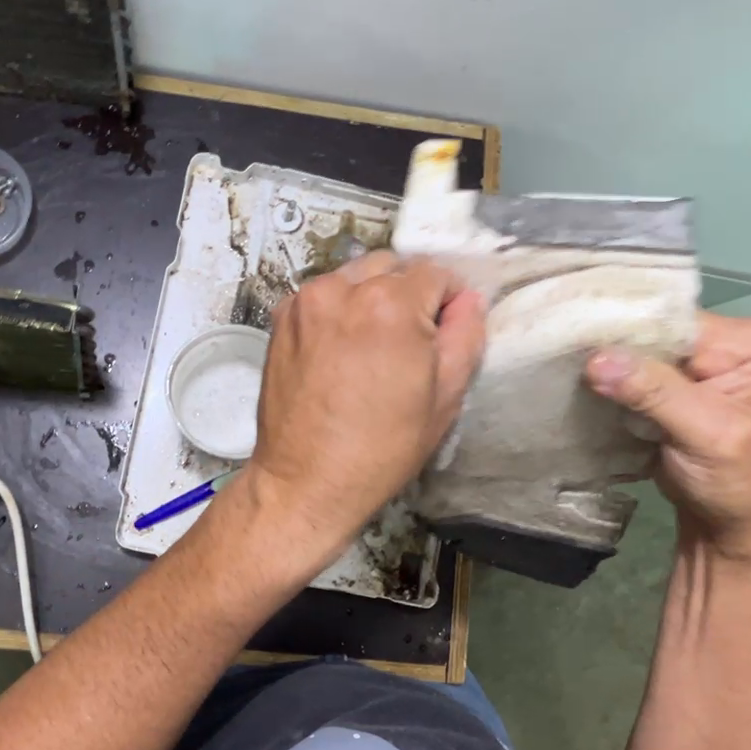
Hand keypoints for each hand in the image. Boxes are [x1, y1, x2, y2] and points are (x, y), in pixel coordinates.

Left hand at [244, 251, 486, 561]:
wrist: (306, 481)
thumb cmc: (381, 448)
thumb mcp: (445, 397)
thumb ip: (465, 335)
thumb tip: (469, 300)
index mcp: (390, 304)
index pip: (436, 273)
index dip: (448, 303)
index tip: (442, 337)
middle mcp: (342, 289)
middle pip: (393, 268)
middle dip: (409, 296)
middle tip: (408, 346)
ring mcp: (305, 302)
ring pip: (355, 278)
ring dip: (372, 299)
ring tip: (372, 350)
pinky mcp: (281, 319)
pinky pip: (324, 297)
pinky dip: (339, 312)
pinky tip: (341, 353)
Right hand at [585, 315, 750, 560]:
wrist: (738, 533)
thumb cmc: (741, 486)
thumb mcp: (706, 434)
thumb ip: (654, 392)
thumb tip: (596, 359)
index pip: (680, 322)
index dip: (632, 334)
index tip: (580, 343)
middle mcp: (739, 343)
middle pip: (661, 334)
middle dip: (620, 352)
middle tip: (571, 361)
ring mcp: (711, 366)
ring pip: (646, 355)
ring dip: (614, 371)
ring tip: (576, 378)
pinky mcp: (684, 388)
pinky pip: (642, 375)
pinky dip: (618, 387)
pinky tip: (595, 393)